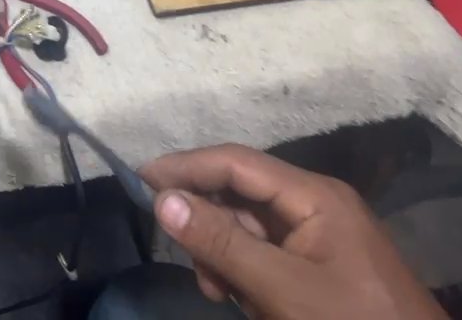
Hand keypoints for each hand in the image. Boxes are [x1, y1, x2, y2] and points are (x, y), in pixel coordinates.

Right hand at [140, 144, 447, 319]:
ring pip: (248, 225)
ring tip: (217, 292)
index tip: (140, 180)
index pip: (235, 161)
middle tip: (182, 255)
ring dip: (222, 253)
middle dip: (206, 221)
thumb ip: (222, 244)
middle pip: (239, 192)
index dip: (185, 166)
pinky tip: (240, 298)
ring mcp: (321, 235)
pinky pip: (266, 252)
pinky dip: (243, 270)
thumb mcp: (284, 291)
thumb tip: (160, 198)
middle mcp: (316, 203)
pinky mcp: (321, 265)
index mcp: (315, 194)